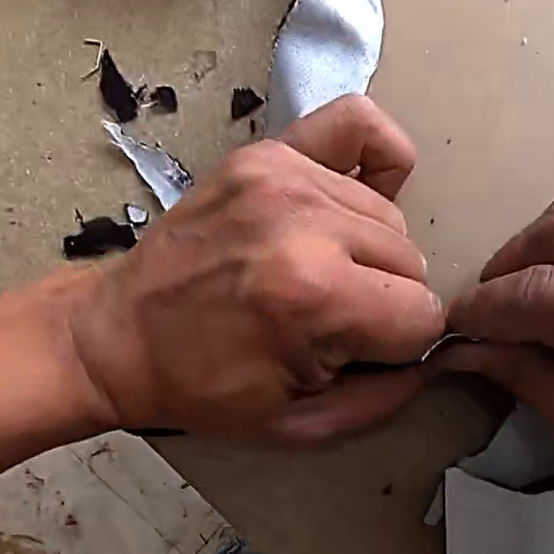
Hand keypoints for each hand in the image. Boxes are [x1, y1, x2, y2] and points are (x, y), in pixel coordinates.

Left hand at [67, 95, 444, 441]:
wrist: (119, 337)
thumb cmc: (203, 387)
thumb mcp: (297, 424)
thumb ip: (383, 399)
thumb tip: (435, 360)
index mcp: (314, 298)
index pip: (422, 316)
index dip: (400, 346)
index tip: (360, 354)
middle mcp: (305, 226)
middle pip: (412, 263)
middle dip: (385, 303)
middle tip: (333, 321)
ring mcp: (283, 179)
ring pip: (390, 217)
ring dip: (370, 254)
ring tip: (319, 273)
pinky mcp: (265, 154)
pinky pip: (359, 129)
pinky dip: (375, 163)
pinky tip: (350, 199)